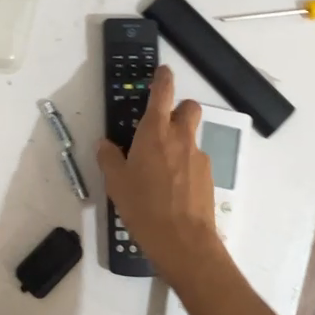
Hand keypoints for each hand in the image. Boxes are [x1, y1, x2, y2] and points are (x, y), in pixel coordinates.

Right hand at [96, 65, 223, 281]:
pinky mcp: (208, 178)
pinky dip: (185, 166)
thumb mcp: (116, 183)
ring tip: (161, 168)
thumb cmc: (144, 207)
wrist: (184, 243)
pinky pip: (195, 162)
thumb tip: (105, 144)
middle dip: (179, 108)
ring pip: (192, 137)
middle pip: (189, 108)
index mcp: (155, 133)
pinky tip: (172, 189)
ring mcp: (198, 158)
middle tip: (162, 123)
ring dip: (180, 142)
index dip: (163, 78)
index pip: (162, 93)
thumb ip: (109, 158)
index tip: (163, 71)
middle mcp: (180, 138)